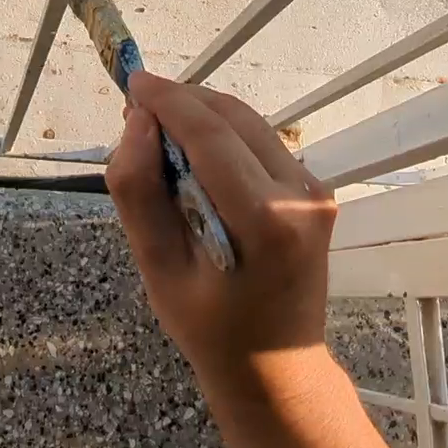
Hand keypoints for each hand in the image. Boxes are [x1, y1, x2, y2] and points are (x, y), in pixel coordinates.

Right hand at [106, 75, 413, 447]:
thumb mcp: (156, 266)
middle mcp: (302, 193)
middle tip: (136, 108)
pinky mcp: (314, 188)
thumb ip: (139, 190)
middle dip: (181, 100)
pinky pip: (259, 140)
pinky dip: (221, 131)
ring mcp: (315, 188)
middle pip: (232, 116)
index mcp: (267, 219)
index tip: (131, 81)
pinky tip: (191, 147)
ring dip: (200, 112)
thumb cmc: (210, 326)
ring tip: (158, 126)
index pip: (210, 133)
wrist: (278, 366)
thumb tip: (138, 122)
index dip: (167, 99)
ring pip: (248, 121)